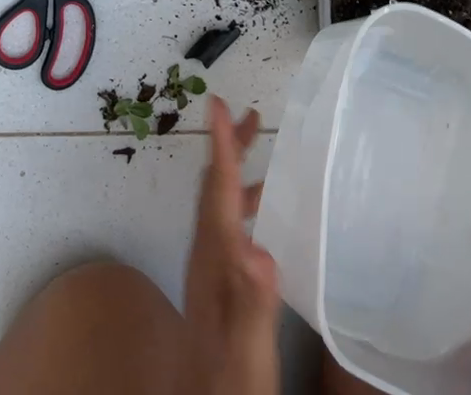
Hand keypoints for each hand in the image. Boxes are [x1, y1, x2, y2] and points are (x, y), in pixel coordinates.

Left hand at [179, 96, 280, 394]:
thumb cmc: (231, 383)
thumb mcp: (248, 352)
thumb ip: (252, 303)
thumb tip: (257, 247)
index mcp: (212, 264)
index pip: (215, 193)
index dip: (219, 147)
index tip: (219, 103)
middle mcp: (205, 260)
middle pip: (212, 189)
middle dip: (228, 148)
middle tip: (252, 115)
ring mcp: (209, 272)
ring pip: (219, 206)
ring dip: (235, 171)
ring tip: (260, 148)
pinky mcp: (218, 286)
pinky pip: (228, 227)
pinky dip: (242, 203)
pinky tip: (264, 214)